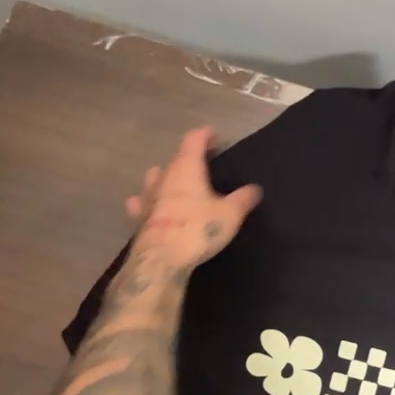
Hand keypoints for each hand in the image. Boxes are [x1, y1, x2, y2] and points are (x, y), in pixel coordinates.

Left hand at [123, 127, 261, 272]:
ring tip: (177, 182)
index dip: (204, 135)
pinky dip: (150, 201)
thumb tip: (255, 189)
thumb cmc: (197, 229)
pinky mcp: (140, 217)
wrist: (161, 260)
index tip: (213, 135)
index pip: (193, 141)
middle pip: (175, 158)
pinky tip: (151, 205)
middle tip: (202, 163)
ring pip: (155, 177)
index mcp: (187, 168)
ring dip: (166, 176)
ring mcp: (148, 196)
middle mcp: (165, 177)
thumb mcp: (230, 214)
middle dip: (188, 157)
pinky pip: (143, 202)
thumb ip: (243, 199)